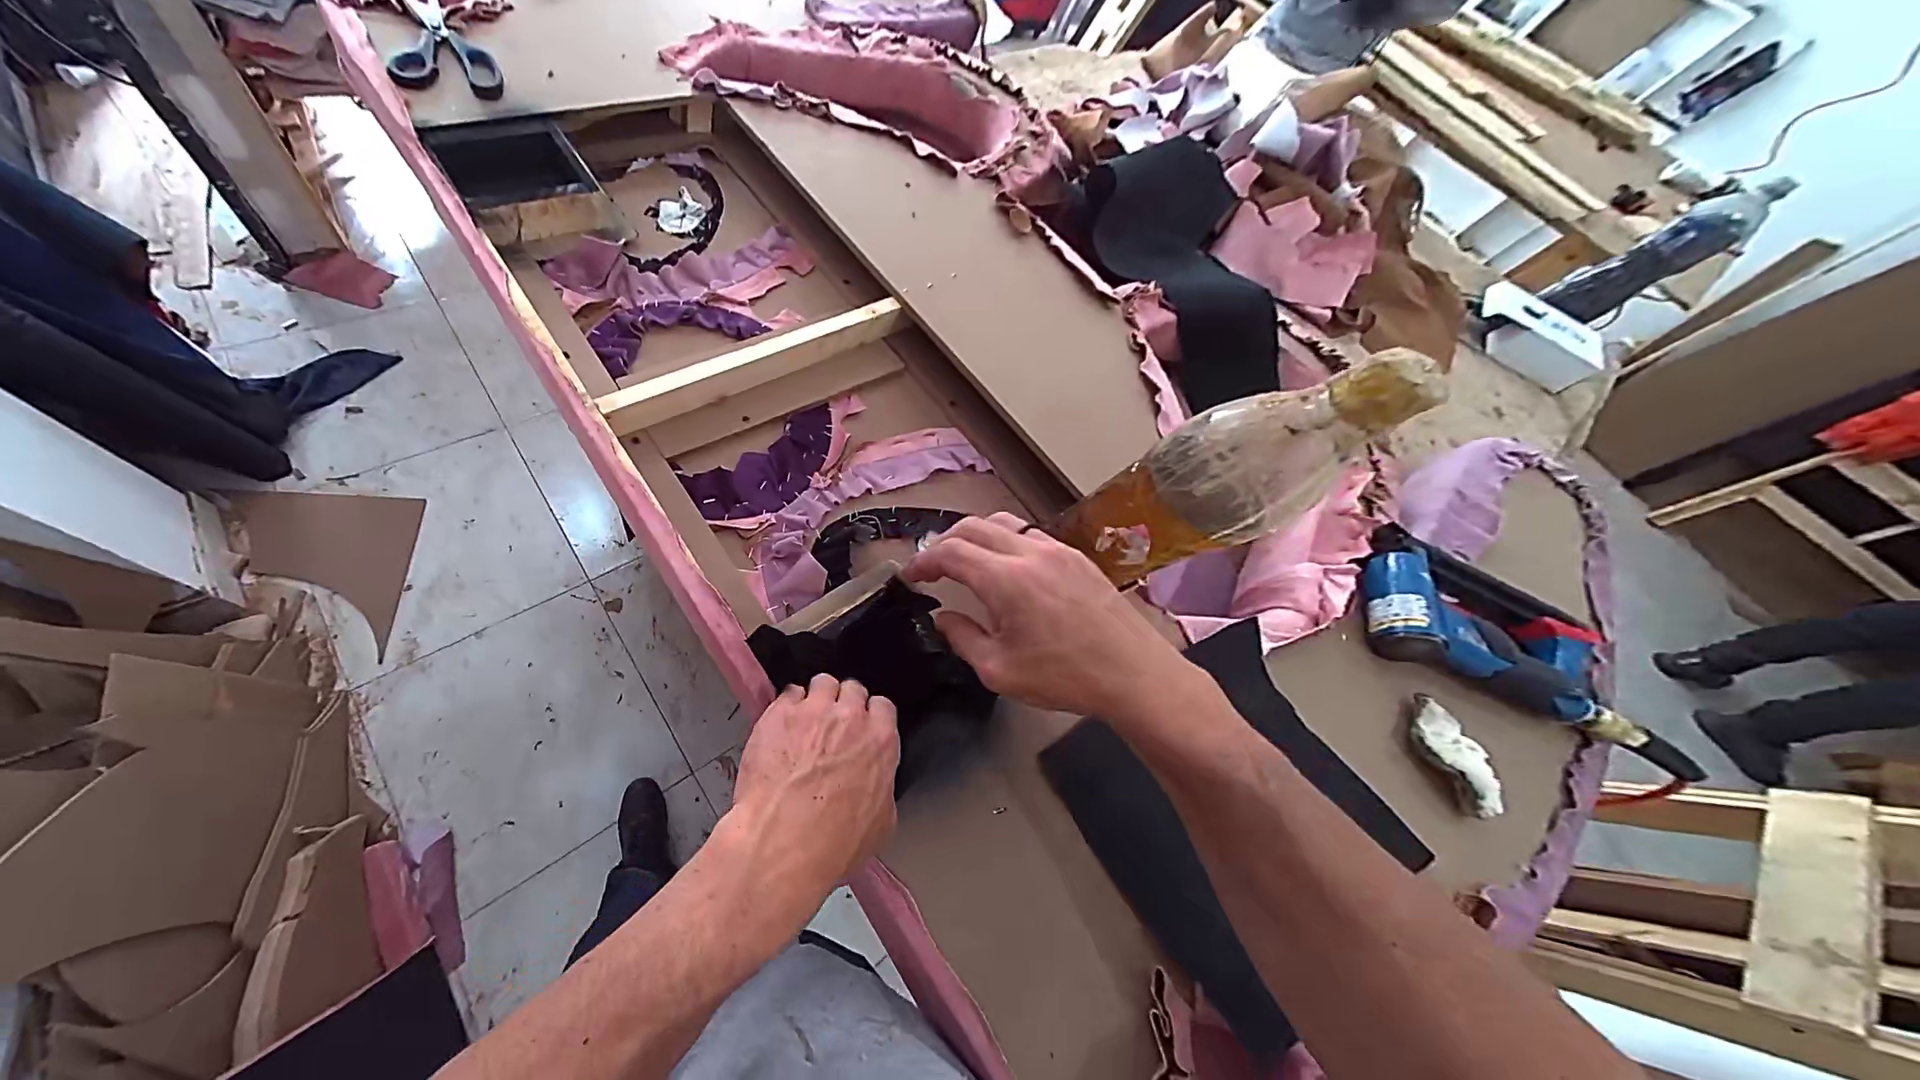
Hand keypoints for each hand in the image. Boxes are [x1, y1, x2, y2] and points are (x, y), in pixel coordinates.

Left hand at [731, 674, 898, 882]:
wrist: (783, 844)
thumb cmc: (830, 841)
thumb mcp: (881, 823)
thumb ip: (882, 787)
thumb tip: (875, 787)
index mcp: (880, 741)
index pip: (883, 707)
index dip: (870, 717)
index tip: (862, 727)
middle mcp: (850, 718)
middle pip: (852, 689)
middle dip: (843, 704)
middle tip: (832, 725)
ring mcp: (813, 712)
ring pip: (822, 683)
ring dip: (816, 698)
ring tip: (806, 719)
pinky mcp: (778, 715)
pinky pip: (787, 693)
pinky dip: (786, 706)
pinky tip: (781, 726)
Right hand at [902, 513, 1193, 719]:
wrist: (1134, 674)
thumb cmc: (1066, 677)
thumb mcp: (999, 670)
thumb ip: (963, 638)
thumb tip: (943, 617)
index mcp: (1006, 579)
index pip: (951, 552)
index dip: (923, 561)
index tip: (911, 577)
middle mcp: (1031, 553)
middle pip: (974, 526)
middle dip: (945, 541)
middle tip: (933, 567)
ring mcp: (1058, 551)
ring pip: (1005, 524)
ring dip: (977, 536)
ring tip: (967, 562)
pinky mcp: (1077, 558)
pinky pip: (1031, 535)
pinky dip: (1007, 542)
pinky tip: (1008, 569)